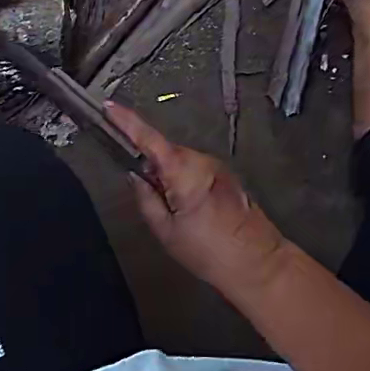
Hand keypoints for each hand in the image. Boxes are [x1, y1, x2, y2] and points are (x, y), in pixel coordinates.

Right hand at [105, 102, 290, 297]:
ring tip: (176, 215)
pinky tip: (192, 213)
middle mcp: (200, 160)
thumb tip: (135, 177)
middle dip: (151, 167)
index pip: (148, 137)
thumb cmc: (210, 251)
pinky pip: (194, 171)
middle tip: (150, 199)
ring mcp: (215, 166)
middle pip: (164, 152)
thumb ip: (146, 199)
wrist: (260, 264)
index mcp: (182, 170)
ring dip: (169, 179)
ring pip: (179, 163)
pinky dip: (185, 184)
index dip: (126, 120)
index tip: (109, 106)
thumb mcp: (166, 231)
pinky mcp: (225, 176)